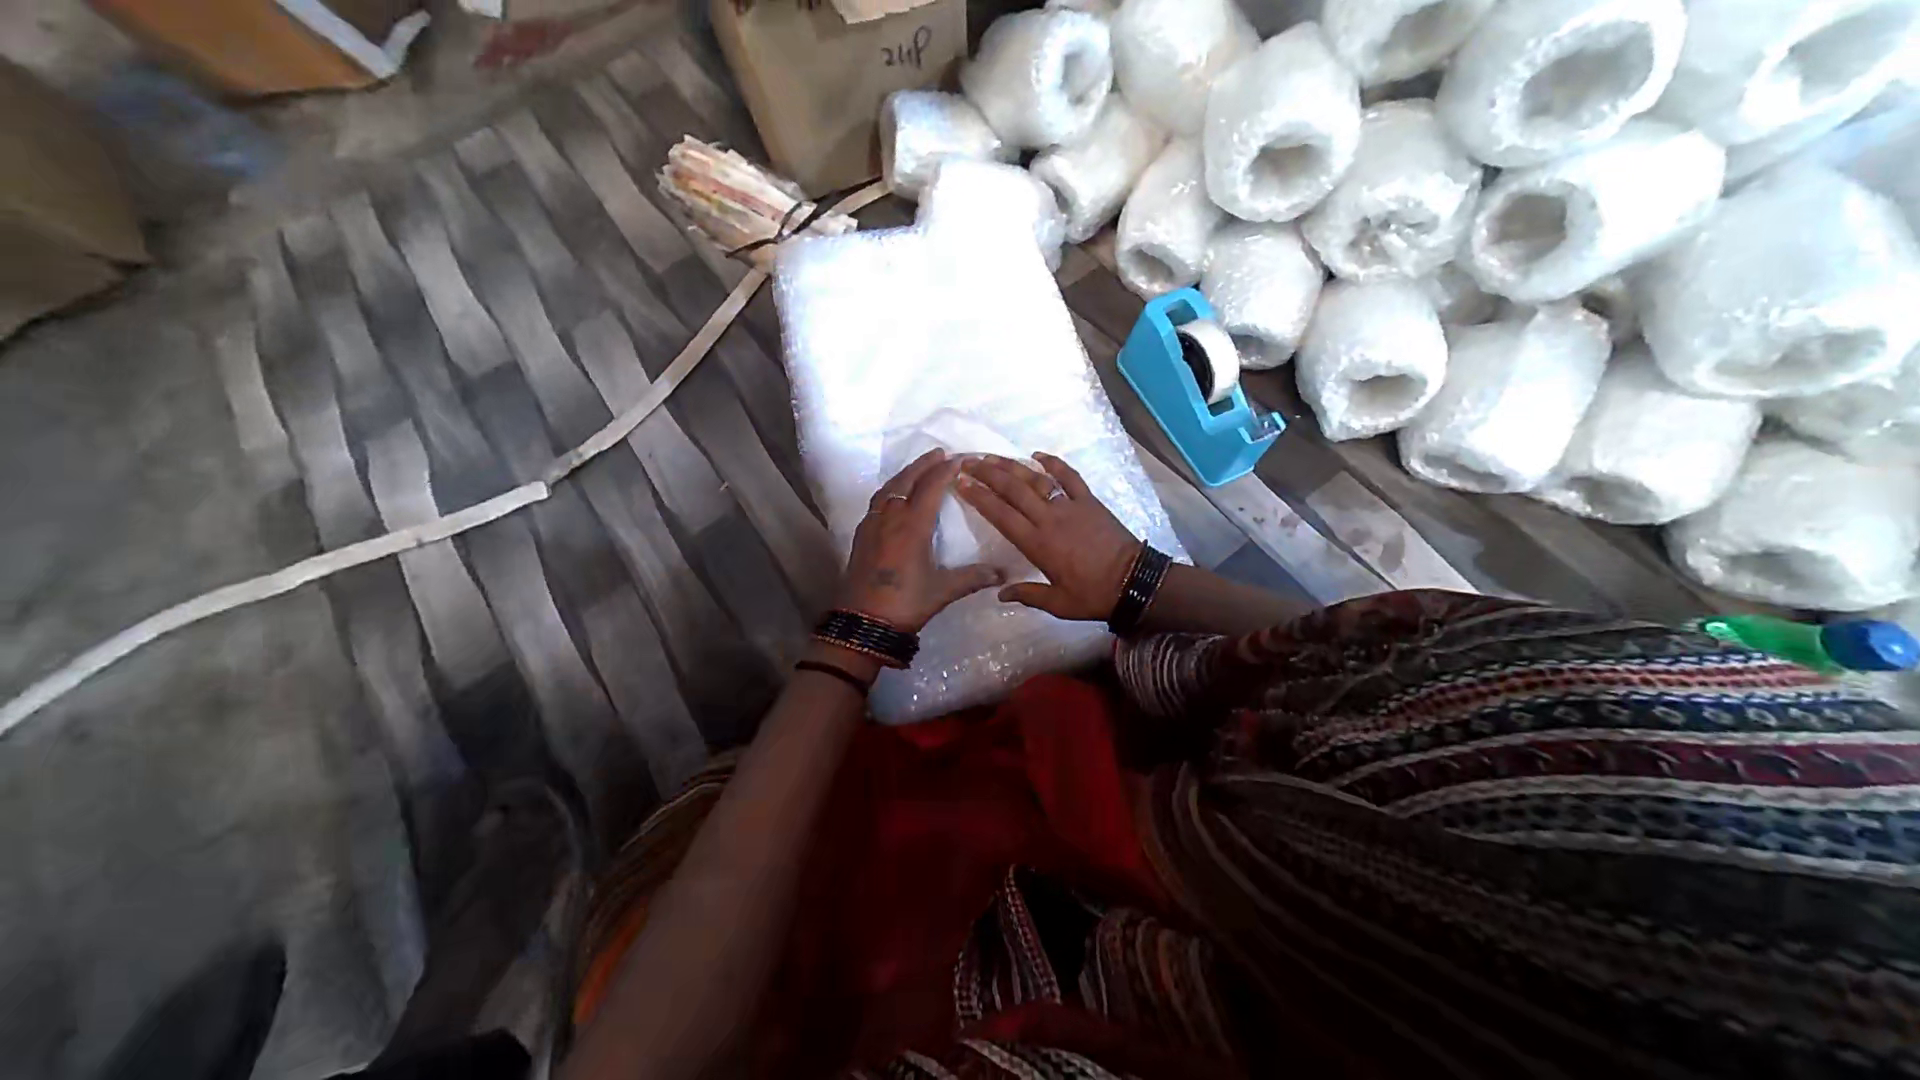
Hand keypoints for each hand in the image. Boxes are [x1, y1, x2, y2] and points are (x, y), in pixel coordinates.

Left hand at [836, 449, 1005, 632]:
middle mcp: (890, 518)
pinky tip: (894, 497)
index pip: (930, 487)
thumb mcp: (943, 591)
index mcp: (912, 526)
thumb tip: (1002, 574)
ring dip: (904, 475)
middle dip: (923, 465)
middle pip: (906, 481)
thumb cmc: (905, 603)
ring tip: (917, 469)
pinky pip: (876, 502)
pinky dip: (889, 491)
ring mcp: (872, 525)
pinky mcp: (861, 536)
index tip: (960, 460)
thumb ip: (972, 578)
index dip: (946, 471)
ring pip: (888, 489)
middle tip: (939, 453)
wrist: (863, 622)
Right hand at [956, 453, 1140, 621]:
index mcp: (1037, 544)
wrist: (1134, 582)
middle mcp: (1049, 519)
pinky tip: (1038, 455)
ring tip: (991, 457)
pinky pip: (1069, 477)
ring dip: (1012, 466)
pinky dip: (1054, 464)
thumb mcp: (1058, 604)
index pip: (1000, 515)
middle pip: (1012, 490)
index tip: (961, 483)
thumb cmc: (1093, 595)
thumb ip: (1028, 595)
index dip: (978, 497)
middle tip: (968, 463)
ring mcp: (1070, 506)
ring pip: (1036, 480)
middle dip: (987, 474)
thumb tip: (1001, 594)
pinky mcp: (1089, 501)